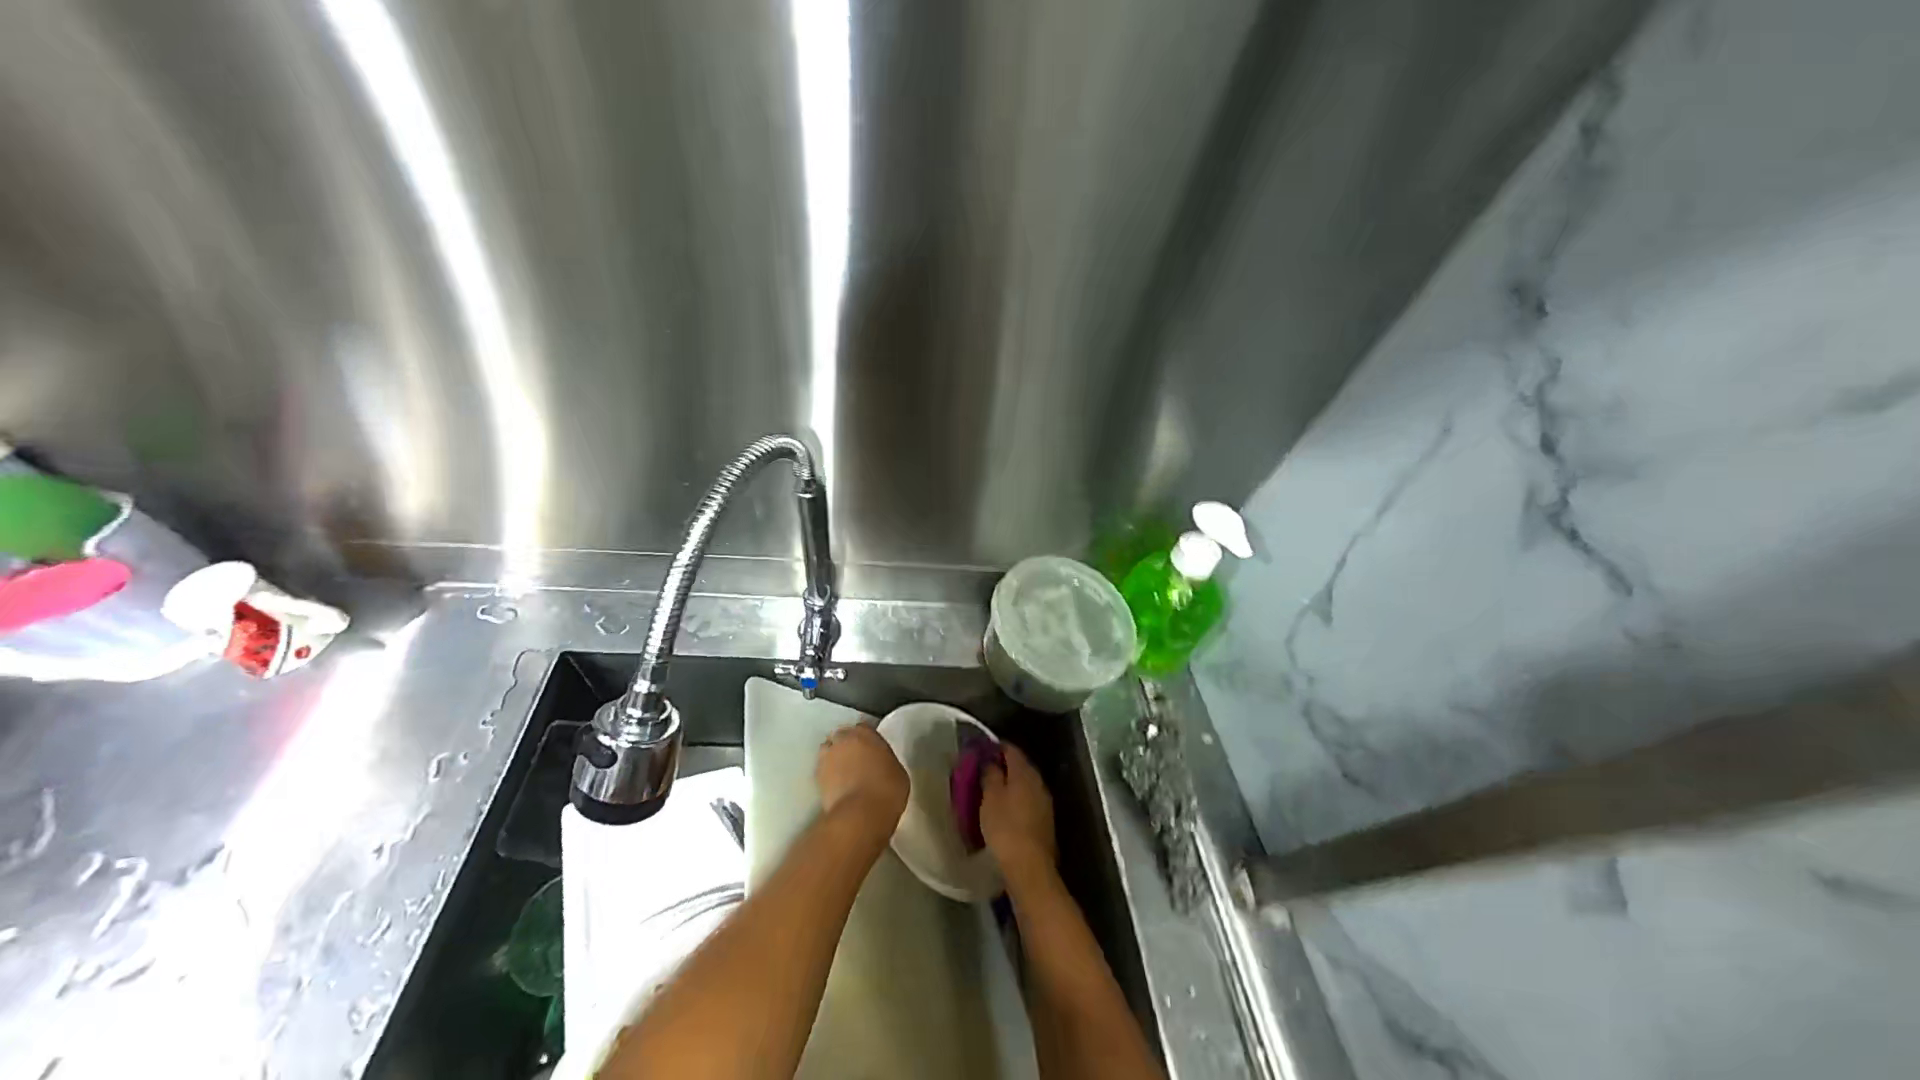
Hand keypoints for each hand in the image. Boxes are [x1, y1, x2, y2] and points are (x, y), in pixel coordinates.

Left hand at [816, 722, 908, 843]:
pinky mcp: (817, 776)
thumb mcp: (897, 770)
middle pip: (842, 736)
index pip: (863, 728)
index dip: (866, 739)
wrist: (861, 814)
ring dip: (834, 756)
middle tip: (857, 759)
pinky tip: (837, 784)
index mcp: (866, 734)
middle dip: (847, 744)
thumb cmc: (887, 790)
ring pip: (828, 749)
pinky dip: (828, 773)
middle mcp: (843, 740)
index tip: (871, 749)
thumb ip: (884, 759)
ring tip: (843, 771)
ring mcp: (827, 757)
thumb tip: (879, 763)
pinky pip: (823, 768)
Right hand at [980, 744, 1055, 884]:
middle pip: (1020, 766)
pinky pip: (1027, 800)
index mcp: (1025, 773)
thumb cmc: (1005, 828)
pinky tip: (1003, 807)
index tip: (980, 750)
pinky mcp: (1044, 820)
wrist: (1029, 867)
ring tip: (990, 788)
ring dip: (1009, 783)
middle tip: (982, 769)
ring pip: (1025, 784)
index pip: (1012, 749)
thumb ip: (991, 775)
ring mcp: (1044, 802)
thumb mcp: (990, 798)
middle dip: (1003, 764)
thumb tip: (991, 760)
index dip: (996, 746)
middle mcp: (1039, 782)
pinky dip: (1015, 798)